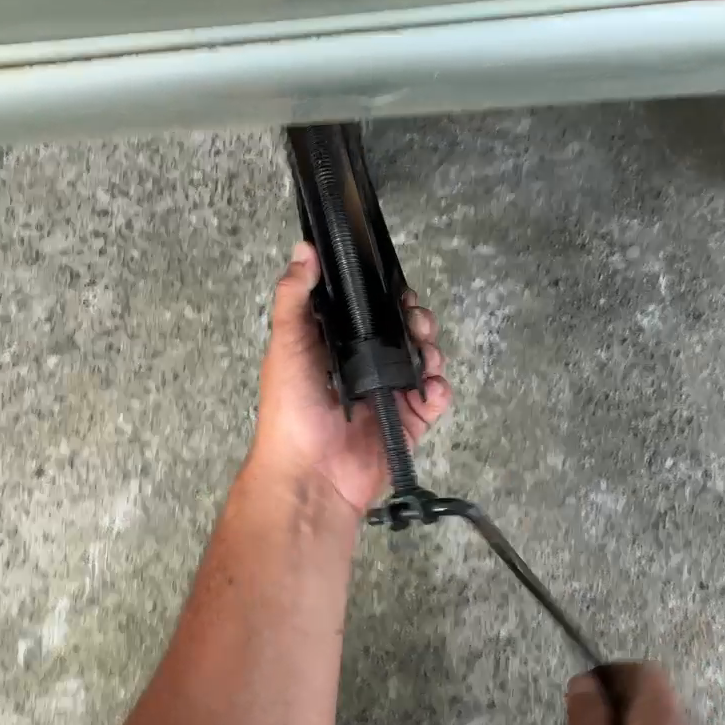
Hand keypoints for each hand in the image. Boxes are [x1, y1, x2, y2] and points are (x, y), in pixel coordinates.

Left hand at [247, 242, 451, 516]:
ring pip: (422, 360)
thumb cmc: (291, 408)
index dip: (382, 295)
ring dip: (431, 350)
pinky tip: (431, 386)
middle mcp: (362, 367)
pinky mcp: (407, 422)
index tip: (394, 285)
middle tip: (415, 319)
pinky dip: (439, 389)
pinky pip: (433, 399)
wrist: (310, 474)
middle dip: (414, 320)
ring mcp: (387, 395)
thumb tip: (303, 251)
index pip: (365, 311)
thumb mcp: (286, 345)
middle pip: (401, 332)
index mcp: (333, 347)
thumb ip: (294, 297)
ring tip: (426, 352)